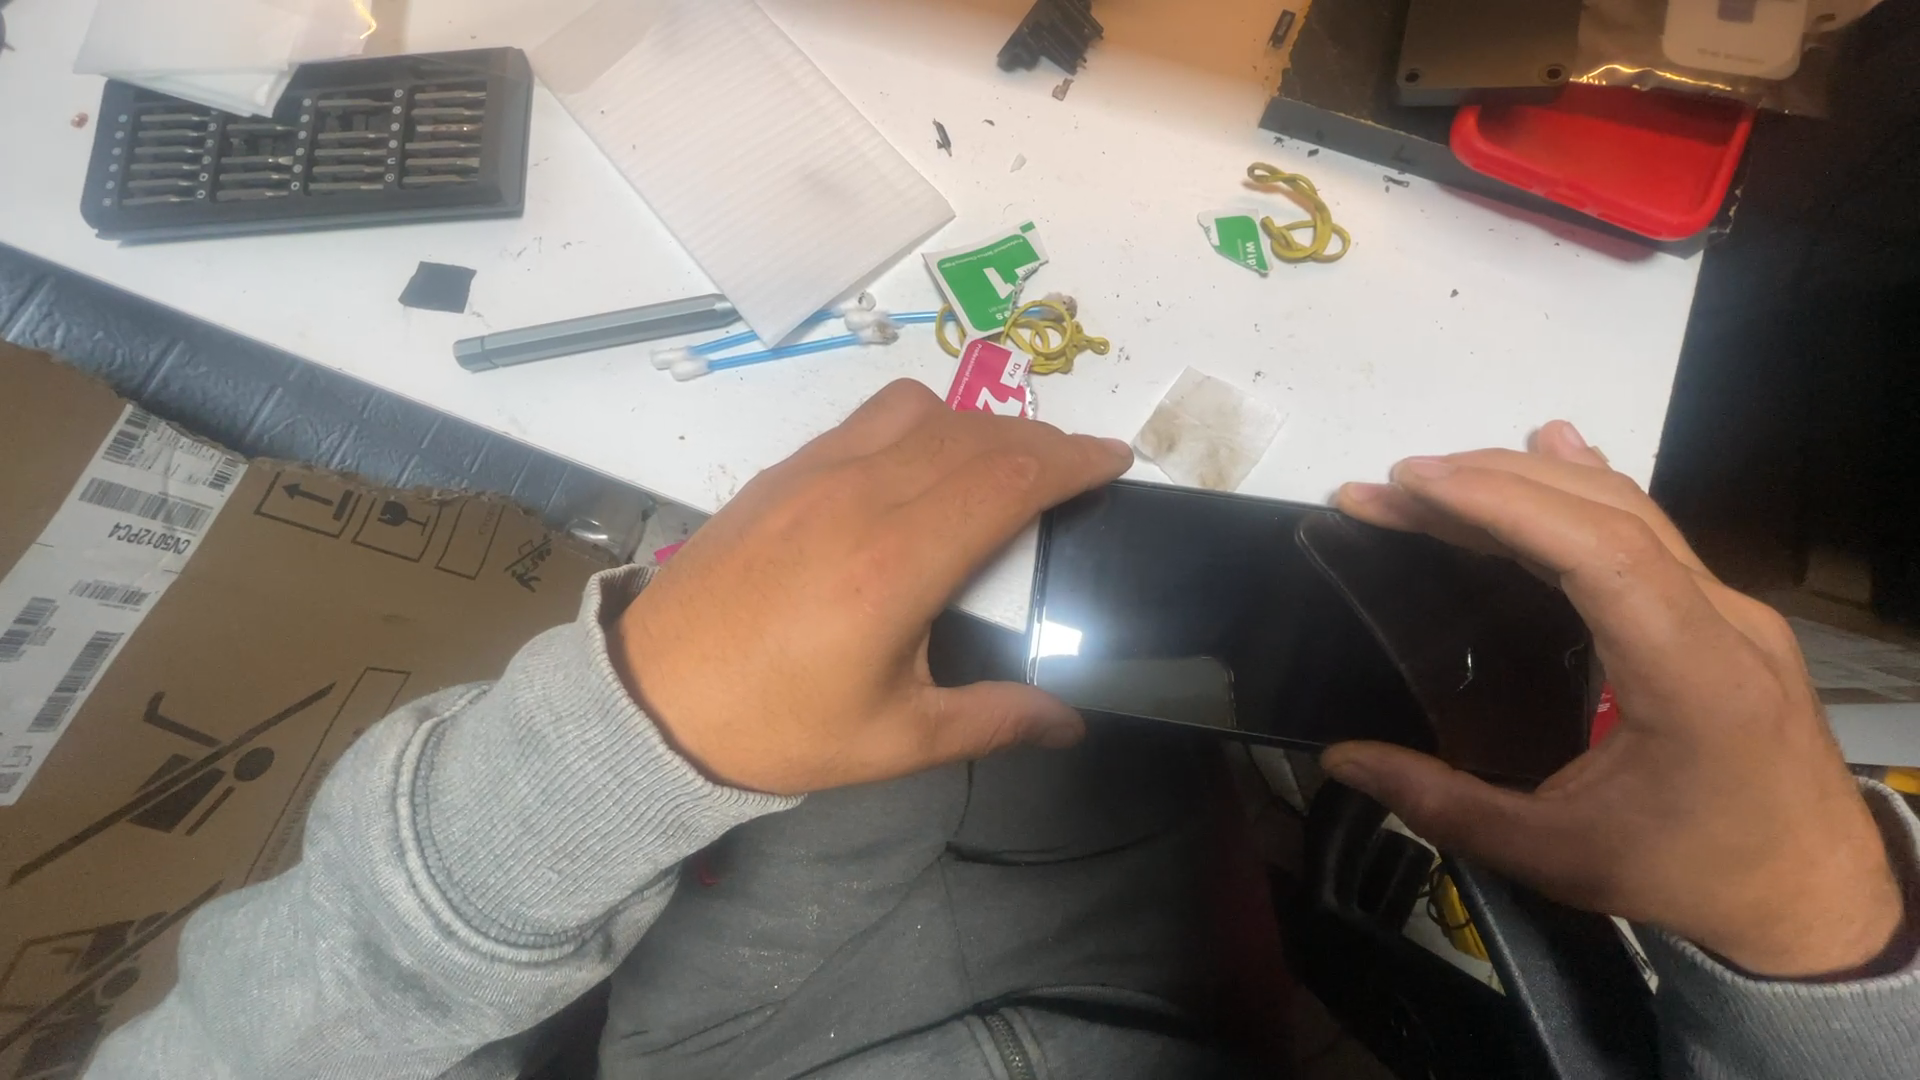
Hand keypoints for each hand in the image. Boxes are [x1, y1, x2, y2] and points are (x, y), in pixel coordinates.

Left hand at [610, 380, 1131, 796]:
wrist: (650, 699)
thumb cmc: (776, 727)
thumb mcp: (893, 741)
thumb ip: (992, 720)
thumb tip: (1069, 724)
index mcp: (897, 563)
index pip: (1008, 478)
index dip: (1073, 458)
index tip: (1114, 459)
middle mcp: (860, 496)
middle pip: (976, 434)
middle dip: (1041, 439)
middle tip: (1072, 470)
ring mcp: (815, 472)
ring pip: (921, 409)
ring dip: (978, 424)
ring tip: (1000, 463)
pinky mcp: (783, 471)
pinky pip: (869, 418)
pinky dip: (920, 424)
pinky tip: (921, 465)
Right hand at [1324, 422, 1904, 977]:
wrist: (1816, 897)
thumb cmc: (1689, 874)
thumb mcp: (1554, 855)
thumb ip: (1440, 804)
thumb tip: (1337, 758)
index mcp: (1692, 677)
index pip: (1601, 554)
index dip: (1503, 505)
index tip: (1414, 484)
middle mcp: (1718, 621)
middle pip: (1600, 513)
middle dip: (1482, 485)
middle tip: (1384, 487)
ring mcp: (1722, 608)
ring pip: (1619, 508)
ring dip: (1516, 482)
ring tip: (1425, 479)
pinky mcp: (1709, 611)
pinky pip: (1640, 526)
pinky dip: (1580, 481)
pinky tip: (1551, 441)